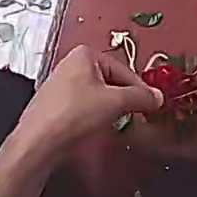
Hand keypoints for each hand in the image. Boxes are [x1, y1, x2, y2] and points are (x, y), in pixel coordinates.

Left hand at [10, 46, 164, 163]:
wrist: (37, 143)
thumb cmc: (75, 114)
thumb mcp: (115, 102)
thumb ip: (140, 97)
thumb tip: (158, 97)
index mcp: (85, 54)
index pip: (123, 70)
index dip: (139, 88)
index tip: (151, 104)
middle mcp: (70, 63)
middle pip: (110, 81)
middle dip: (123, 98)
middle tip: (136, 114)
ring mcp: (59, 84)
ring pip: (96, 94)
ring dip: (109, 108)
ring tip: (115, 123)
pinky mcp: (52, 104)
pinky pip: (82, 105)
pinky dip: (92, 115)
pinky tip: (94, 128)